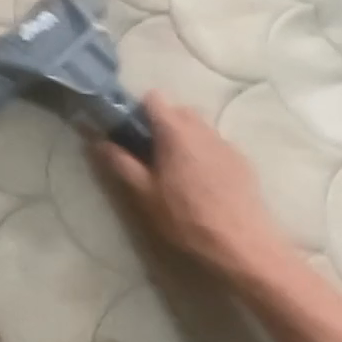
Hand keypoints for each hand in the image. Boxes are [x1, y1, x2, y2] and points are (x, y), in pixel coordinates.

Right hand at [91, 91, 293, 285]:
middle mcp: (202, 128)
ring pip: (198, 127)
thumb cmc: (185, 218)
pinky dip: (204, 153)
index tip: (131, 135)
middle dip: (162, 126)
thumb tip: (99, 141)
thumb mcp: (144, 194)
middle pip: (177, 111)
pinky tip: (203, 184)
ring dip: (184, 139)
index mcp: (175, 131)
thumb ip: (121, 163)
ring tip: (178, 173)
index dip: (138, 112)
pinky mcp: (242, 160)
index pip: (153, 98)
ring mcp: (225, 142)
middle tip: (151, 158)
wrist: (241, 243)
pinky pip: (216, 145)